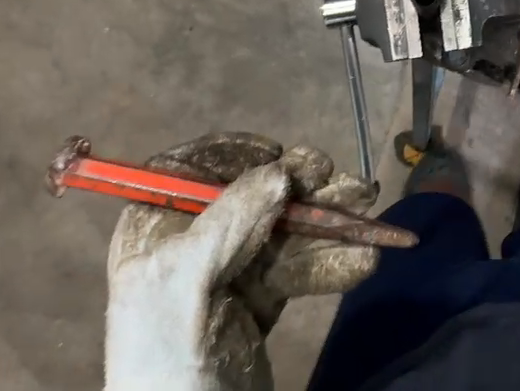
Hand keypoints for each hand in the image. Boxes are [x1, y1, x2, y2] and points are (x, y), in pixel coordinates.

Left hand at [103, 132, 379, 390]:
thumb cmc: (165, 364)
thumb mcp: (181, 287)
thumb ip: (226, 225)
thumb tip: (280, 170)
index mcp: (152, 234)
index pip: (188, 171)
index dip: (233, 156)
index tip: (275, 155)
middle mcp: (189, 245)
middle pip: (249, 194)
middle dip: (299, 186)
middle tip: (341, 181)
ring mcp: (228, 273)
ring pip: (283, 228)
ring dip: (328, 221)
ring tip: (367, 212)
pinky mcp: (260, 300)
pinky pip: (299, 267)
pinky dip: (330, 262)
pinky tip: (361, 260)